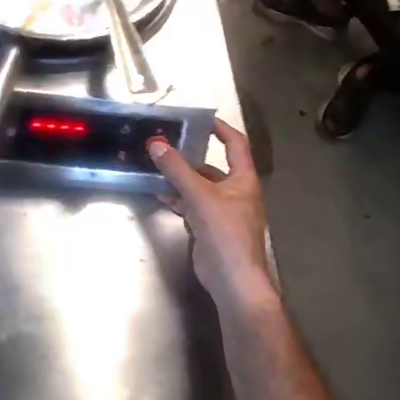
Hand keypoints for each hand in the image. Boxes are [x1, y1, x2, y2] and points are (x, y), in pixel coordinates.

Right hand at [146, 119, 273, 305]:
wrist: (233, 280)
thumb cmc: (225, 232)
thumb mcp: (200, 196)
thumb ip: (177, 170)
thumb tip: (156, 144)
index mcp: (243, 179)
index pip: (235, 144)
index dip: (220, 128)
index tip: (199, 120)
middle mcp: (236, 191)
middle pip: (212, 166)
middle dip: (189, 157)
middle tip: (165, 145)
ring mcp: (223, 211)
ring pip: (199, 187)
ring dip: (180, 179)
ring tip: (156, 168)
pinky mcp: (210, 228)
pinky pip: (192, 205)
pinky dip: (178, 198)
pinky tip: (160, 194)